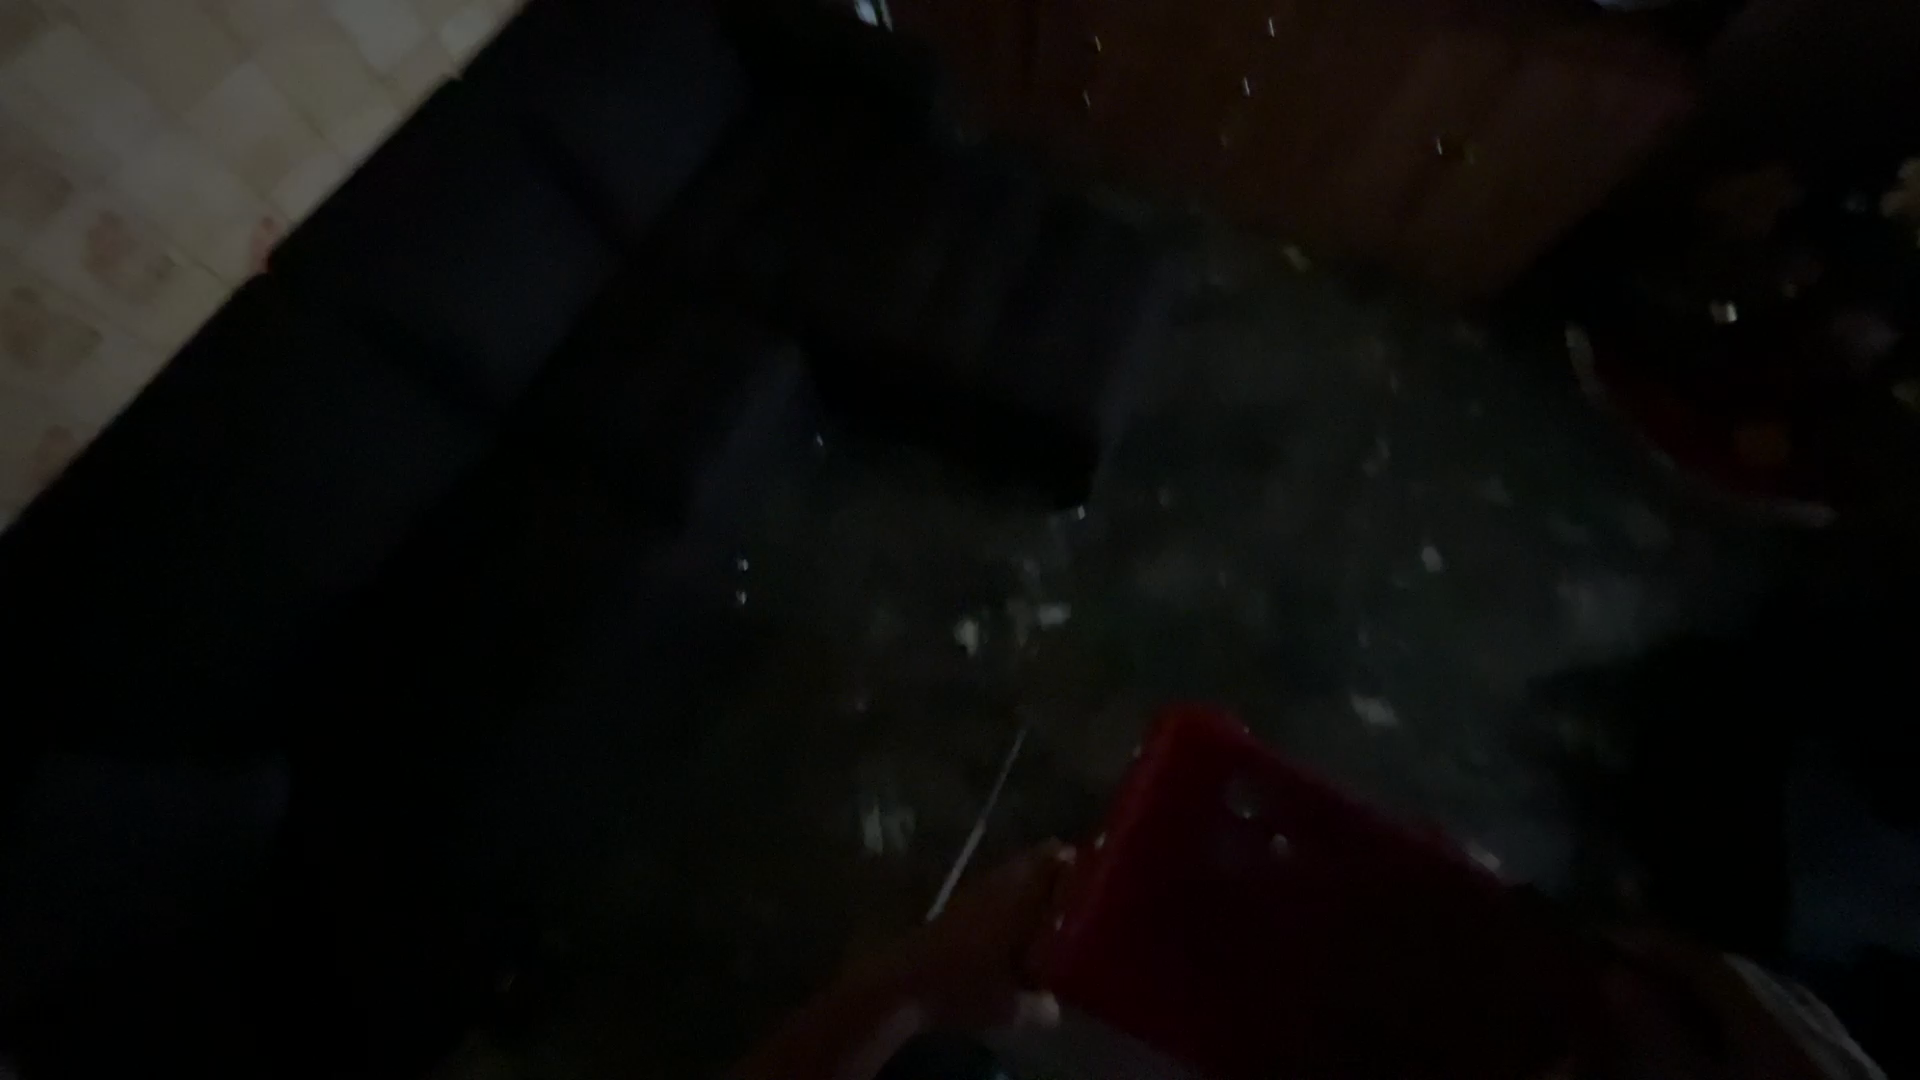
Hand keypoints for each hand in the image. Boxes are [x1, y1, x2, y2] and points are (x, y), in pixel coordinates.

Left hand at [883, 840, 1074, 1030]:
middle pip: (1034, 860)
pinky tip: (1018, 924)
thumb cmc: (964, 984)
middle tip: (1080, 894)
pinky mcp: (960, 901)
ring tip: (1053, 909)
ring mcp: (977, 887)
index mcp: (1018, 893)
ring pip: (1014, 872)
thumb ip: (1042, 1004)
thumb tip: (1059, 1005)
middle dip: (1056, 872)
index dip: (1075, 861)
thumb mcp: (1011, 1005)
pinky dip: (1012, 895)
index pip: (1052, 856)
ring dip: (1033, 882)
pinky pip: (997, 886)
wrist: (908, 982)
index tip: (1097, 874)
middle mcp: (1000, 880)